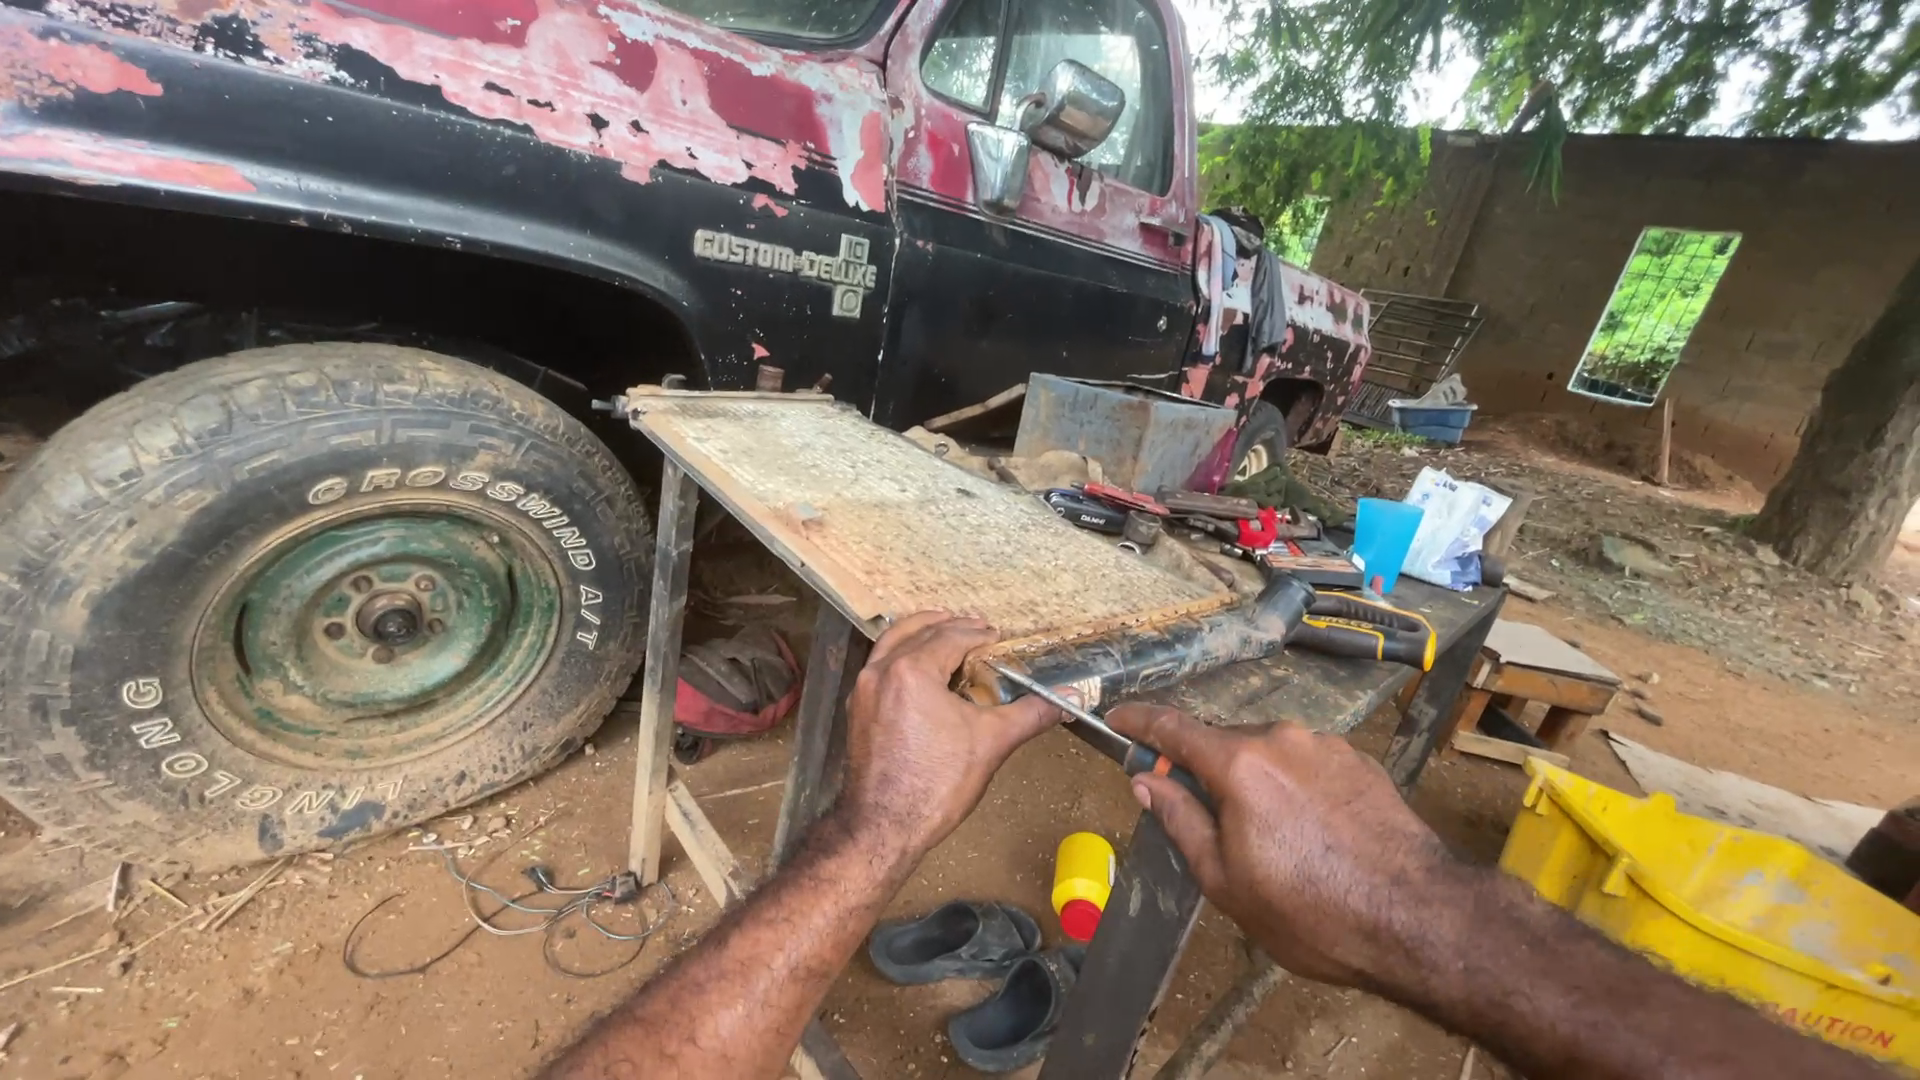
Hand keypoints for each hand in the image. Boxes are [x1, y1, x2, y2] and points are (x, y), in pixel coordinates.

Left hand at [838, 612, 1061, 859]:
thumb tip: (1069, 699)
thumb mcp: (991, 742)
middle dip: (949, 626)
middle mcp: (882, 671)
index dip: (977, 634)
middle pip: (918, 632)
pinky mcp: (857, 708)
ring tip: (944, 631)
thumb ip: (1031, 713)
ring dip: (919, 631)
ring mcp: (864, 689)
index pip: (950, 638)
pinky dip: (900, 653)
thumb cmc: (936, 784)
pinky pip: (879, 665)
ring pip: (891, 643)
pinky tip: (918, 668)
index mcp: (912, 671)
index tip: (996, 636)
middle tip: (975, 628)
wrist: (883, 827)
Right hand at [1105, 705, 1458, 986]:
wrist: (1423, 920)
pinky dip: (1292, 783)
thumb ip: (1180, 820)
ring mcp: (1324, 745)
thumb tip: (1146, 780)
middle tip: (1205, 814)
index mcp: (1238, 764)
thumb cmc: (1312, 910)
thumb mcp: (1226, 880)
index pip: (1172, 727)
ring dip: (1253, 778)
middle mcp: (1278, 738)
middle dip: (1205, 769)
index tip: (1117, 718)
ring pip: (1267, 751)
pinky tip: (1312, 829)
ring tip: (1272, 835)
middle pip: (1222, 742)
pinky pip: (1306, 761)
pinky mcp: (1359, 760)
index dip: (1138, 720)